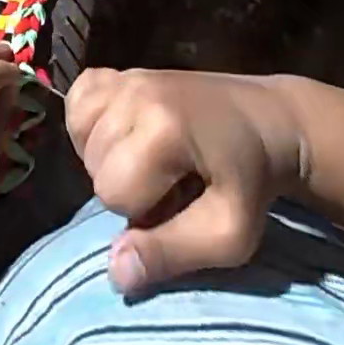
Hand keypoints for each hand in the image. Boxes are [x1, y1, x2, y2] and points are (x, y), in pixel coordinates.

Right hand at [66, 69, 309, 294]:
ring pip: (79, 133)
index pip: (113, 193)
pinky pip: (78, 97)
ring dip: (104, 156)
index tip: (181, 201)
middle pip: (93, 164)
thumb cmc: (250, 180)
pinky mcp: (119, 70)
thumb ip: (170, 254)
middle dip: (125, 184)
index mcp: (163, 130)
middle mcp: (135, 93)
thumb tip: (114, 274)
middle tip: (168, 180)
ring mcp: (126, 77)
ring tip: (145, 158)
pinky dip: (88, 119)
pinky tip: (117, 131)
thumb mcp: (228, 233)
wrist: (265, 121)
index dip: (145, 212)